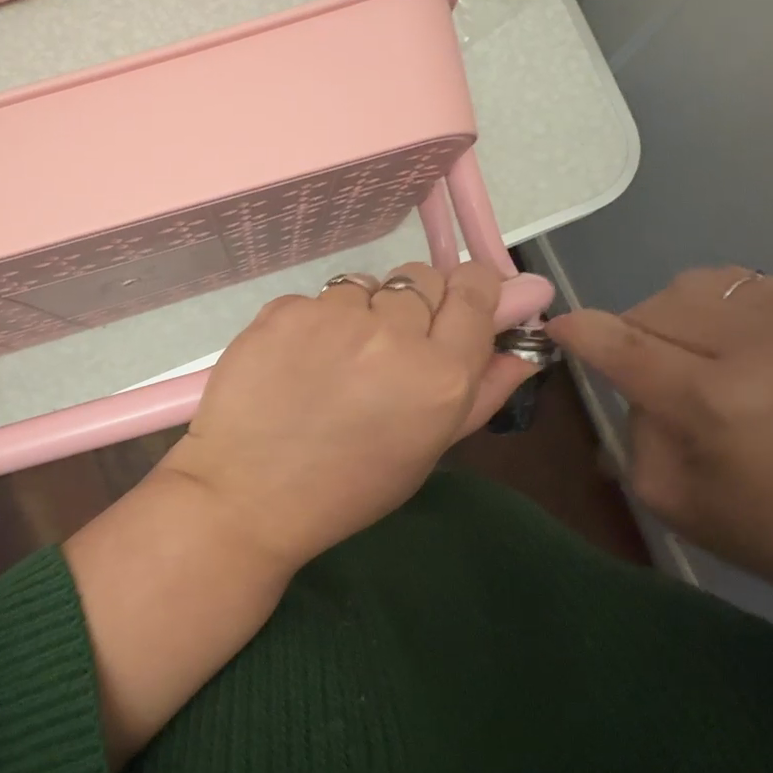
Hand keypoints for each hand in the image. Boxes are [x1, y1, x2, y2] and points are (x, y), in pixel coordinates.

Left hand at [155, 261, 539, 572]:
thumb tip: (525, 347)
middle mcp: (393, 333)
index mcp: (441, 374)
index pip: (474, 288)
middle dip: (416, 301)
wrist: (247, 496)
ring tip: (335, 362)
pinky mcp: (283, 310)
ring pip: (366, 285)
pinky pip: (315, 298)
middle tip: (391, 345)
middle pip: (422, 276)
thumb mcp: (429, 449)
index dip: (469, 290)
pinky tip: (297, 363)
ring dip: (361, 312)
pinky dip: (314, 322)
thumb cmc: (348, 487)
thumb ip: (482, 391)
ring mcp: (333, 316)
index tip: (456, 305)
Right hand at [550, 267, 772, 683]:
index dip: (575, 332)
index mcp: (713, 402)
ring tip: (682, 353)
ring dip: (669, 313)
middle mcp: (755, 345)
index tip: (554, 331)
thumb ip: (636, 432)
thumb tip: (628, 383)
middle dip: (626, 333)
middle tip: (637, 373)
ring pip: (694, 284)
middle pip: (651, 305)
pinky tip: (727, 343)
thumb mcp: (676, 503)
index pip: (618, 342)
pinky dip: (715, 306)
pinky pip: (743, 285)